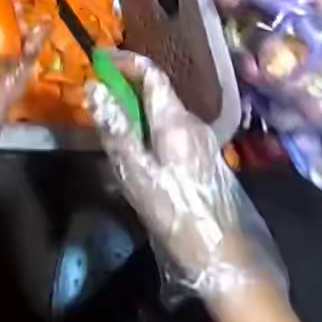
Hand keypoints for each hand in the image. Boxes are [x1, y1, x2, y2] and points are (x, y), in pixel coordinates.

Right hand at [88, 50, 287, 300]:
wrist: (228, 263)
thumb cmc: (178, 214)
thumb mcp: (137, 173)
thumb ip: (116, 128)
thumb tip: (93, 87)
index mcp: (176, 121)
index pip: (151, 73)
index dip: (124, 61)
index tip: (98, 59)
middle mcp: (192, 123)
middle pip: (156, 92)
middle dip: (125, 87)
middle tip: (96, 98)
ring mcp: (201, 142)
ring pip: (161, 113)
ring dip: (134, 110)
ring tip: (109, 128)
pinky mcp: (203, 160)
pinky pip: (169, 131)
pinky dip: (147, 129)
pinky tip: (135, 155)